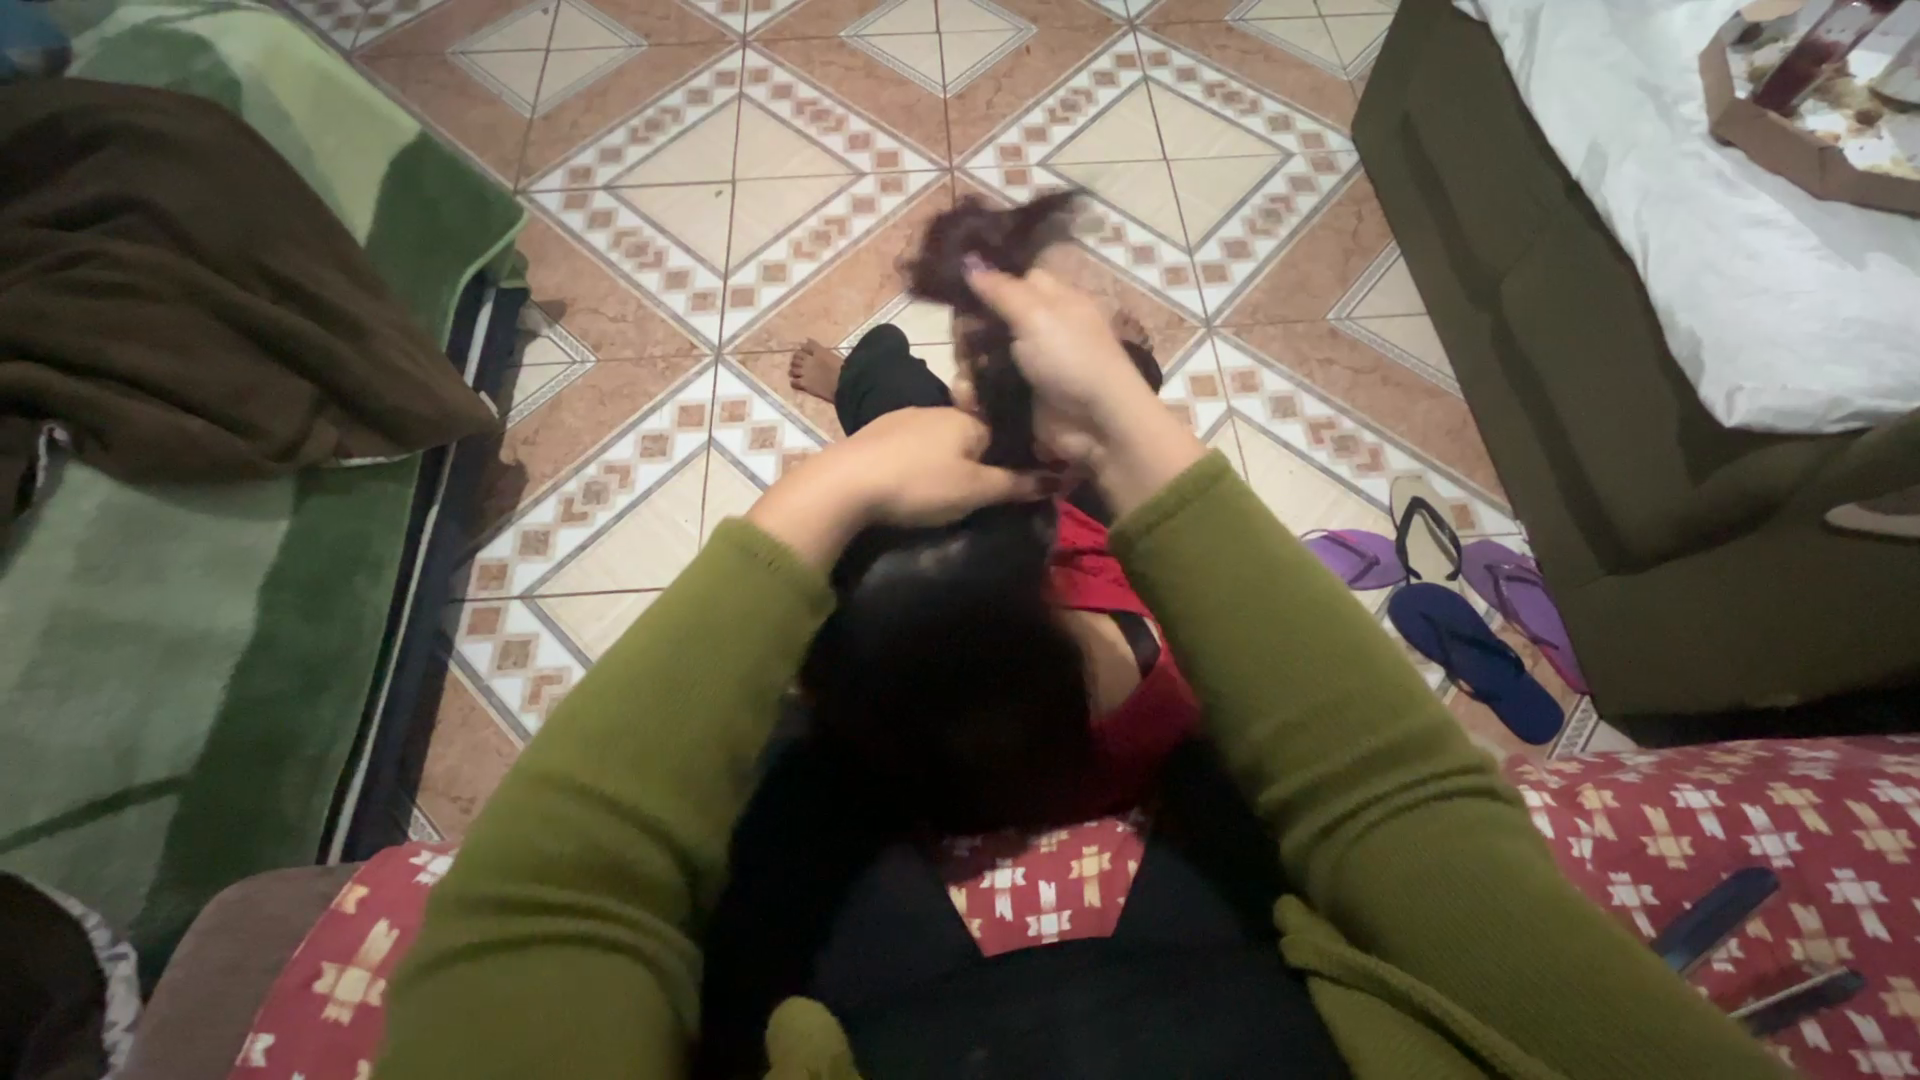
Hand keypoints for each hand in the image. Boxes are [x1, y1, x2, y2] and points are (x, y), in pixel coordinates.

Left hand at [832, 406, 1046, 526]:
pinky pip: (911, 445)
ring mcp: (903, 418)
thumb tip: (1062, 479)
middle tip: (978, 492)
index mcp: (968, 419)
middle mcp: (938, 409)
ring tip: (944, 489)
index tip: (1014, 483)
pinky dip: (918, 461)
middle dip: (978, 457)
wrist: (845, 483)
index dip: (1013, 457)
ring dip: (945, 459)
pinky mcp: (875, 433)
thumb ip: (1017, 484)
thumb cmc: (920, 485)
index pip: (1005, 432)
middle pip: (971, 433)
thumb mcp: (976, 491)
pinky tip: (911, 480)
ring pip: (938, 438)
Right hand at [963, 263, 1204, 516]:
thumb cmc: (1072, 358)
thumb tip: (969, 261)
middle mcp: (1040, 330)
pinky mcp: (1019, 399)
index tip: (955, 292)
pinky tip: (969, 402)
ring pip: (982, 358)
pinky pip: (986, 390)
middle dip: (969, 335)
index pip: (1013, 281)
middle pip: (990, 321)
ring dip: (968, 370)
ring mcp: (1029, 367)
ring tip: (966, 386)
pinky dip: (974, 395)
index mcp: (1053, 301)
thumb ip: (1000, 289)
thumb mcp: (1037, 314)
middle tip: (961, 346)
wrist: (1096, 424)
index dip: (987, 283)